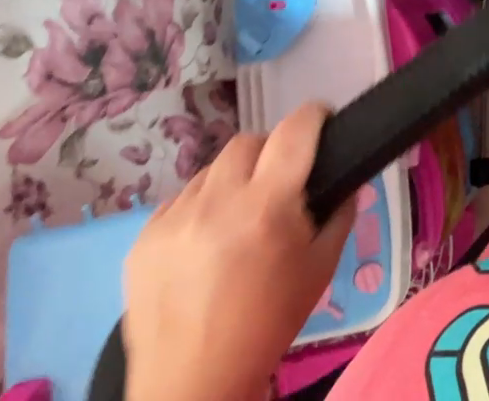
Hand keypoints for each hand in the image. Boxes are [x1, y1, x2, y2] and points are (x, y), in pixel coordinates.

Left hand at [124, 103, 355, 400]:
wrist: (194, 381)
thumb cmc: (270, 321)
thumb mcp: (322, 266)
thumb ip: (340, 213)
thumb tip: (346, 181)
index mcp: (267, 205)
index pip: (294, 131)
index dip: (313, 115)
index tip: (323, 118)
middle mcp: (217, 200)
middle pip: (248, 142)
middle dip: (271, 149)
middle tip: (282, 178)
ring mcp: (173, 218)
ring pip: (211, 170)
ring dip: (233, 180)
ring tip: (240, 217)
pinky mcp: (143, 238)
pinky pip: (179, 201)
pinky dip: (201, 208)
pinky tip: (208, 243)